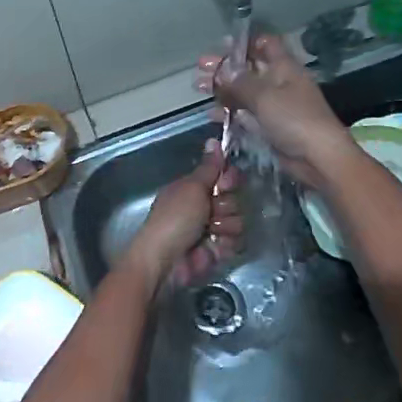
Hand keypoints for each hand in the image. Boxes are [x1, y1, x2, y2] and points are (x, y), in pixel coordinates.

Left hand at [120, 140, 242, 288]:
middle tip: (210, 213)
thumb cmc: (174, 219)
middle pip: (234, 200)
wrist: (163, 261)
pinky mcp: (216, 250)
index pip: (223, 177)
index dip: (228, 180)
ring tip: (208, 232)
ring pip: (238, 222)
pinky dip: (225, 245)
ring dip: (225, 227)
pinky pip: (235, 242)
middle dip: (225, 207)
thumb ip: (208, 167)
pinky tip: (213, 247)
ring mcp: (209, 229)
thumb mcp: (191, 188)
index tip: (225, 184)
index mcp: (193, 188)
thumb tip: (214, 140)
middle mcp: (202, 206)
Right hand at [195, 33, 355, 187]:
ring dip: (222, 89)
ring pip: (243, 92)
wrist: (318, 157)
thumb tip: (222, 72)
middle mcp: (278, 83)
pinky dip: (228, 112)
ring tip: (198, 88)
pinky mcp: (268, 126)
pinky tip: (211, 114)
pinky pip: (244, 114)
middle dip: (225, 67)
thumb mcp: (264, 95)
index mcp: (284, 67)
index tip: (222, 45)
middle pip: (248, 68)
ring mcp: (273, 105)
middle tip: (201, 67)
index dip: (246, 42)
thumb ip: (239, 82)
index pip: (266, 44)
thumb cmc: (294, 118)